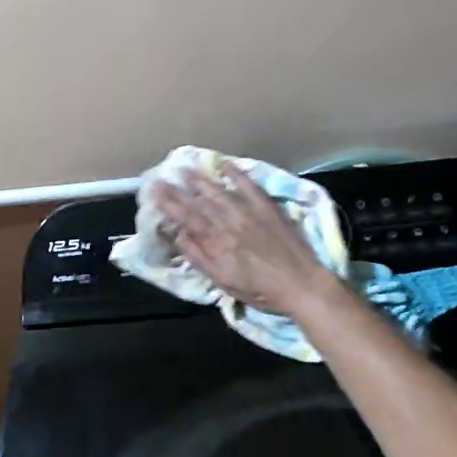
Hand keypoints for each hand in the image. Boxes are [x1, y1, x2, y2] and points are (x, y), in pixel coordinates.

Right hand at [151, 162, 340, 316]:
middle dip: (178, 190)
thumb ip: (200, 258)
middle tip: (161, 177)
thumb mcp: (225, 282)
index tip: (153, 193)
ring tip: (186, 169)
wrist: (302, 284)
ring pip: (220, 192)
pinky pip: (250, 186)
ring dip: (201, 180)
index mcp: (217, 244)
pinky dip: (237, 174)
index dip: (169, 205)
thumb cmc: (263, 291)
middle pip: (199, 204)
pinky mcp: (268, 207)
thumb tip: (178, 236)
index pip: (187, 220)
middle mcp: (230, 224)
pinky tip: (226, 165)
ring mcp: (250, 213)